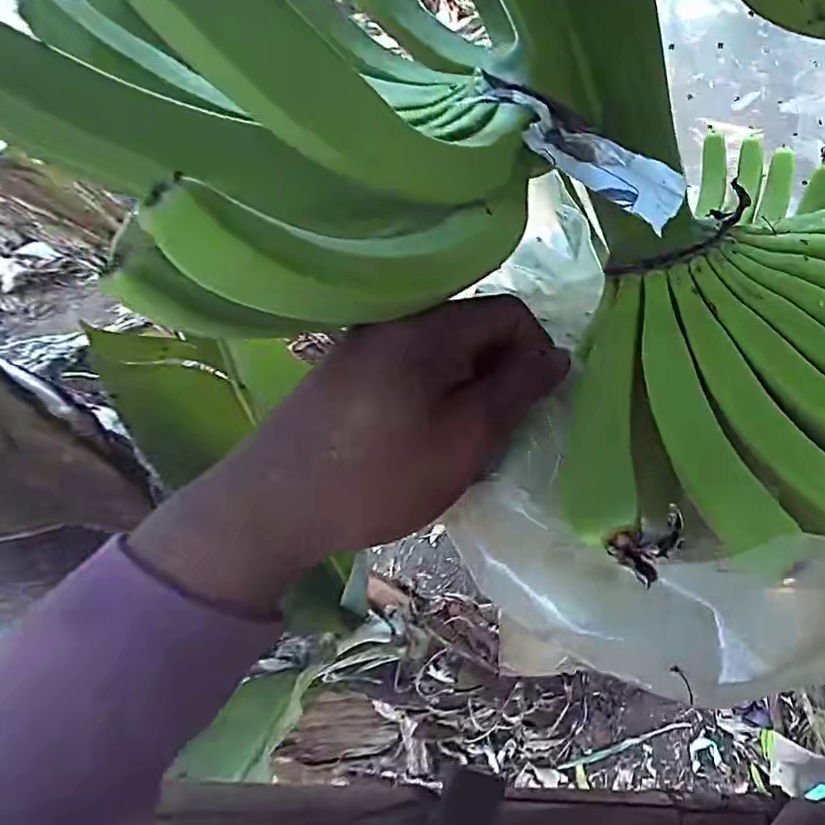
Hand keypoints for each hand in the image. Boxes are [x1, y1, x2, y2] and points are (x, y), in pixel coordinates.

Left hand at [128, 296, 569, 613]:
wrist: (267, 512)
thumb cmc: (379, 477)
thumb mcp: (465, 437)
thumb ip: (518, 389)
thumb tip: (558, 356)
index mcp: (428, 328)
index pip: (511, 312)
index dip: (536, 351)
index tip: (534, 400)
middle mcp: (398, 320)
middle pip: (479, 326)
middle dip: (503, 369)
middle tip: (500, 424)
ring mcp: (369, 340)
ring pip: (449, 347)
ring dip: (472, 382)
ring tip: (465, 432)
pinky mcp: (351, 364)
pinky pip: (416, 361)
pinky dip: (439, 387)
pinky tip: (427, 430)